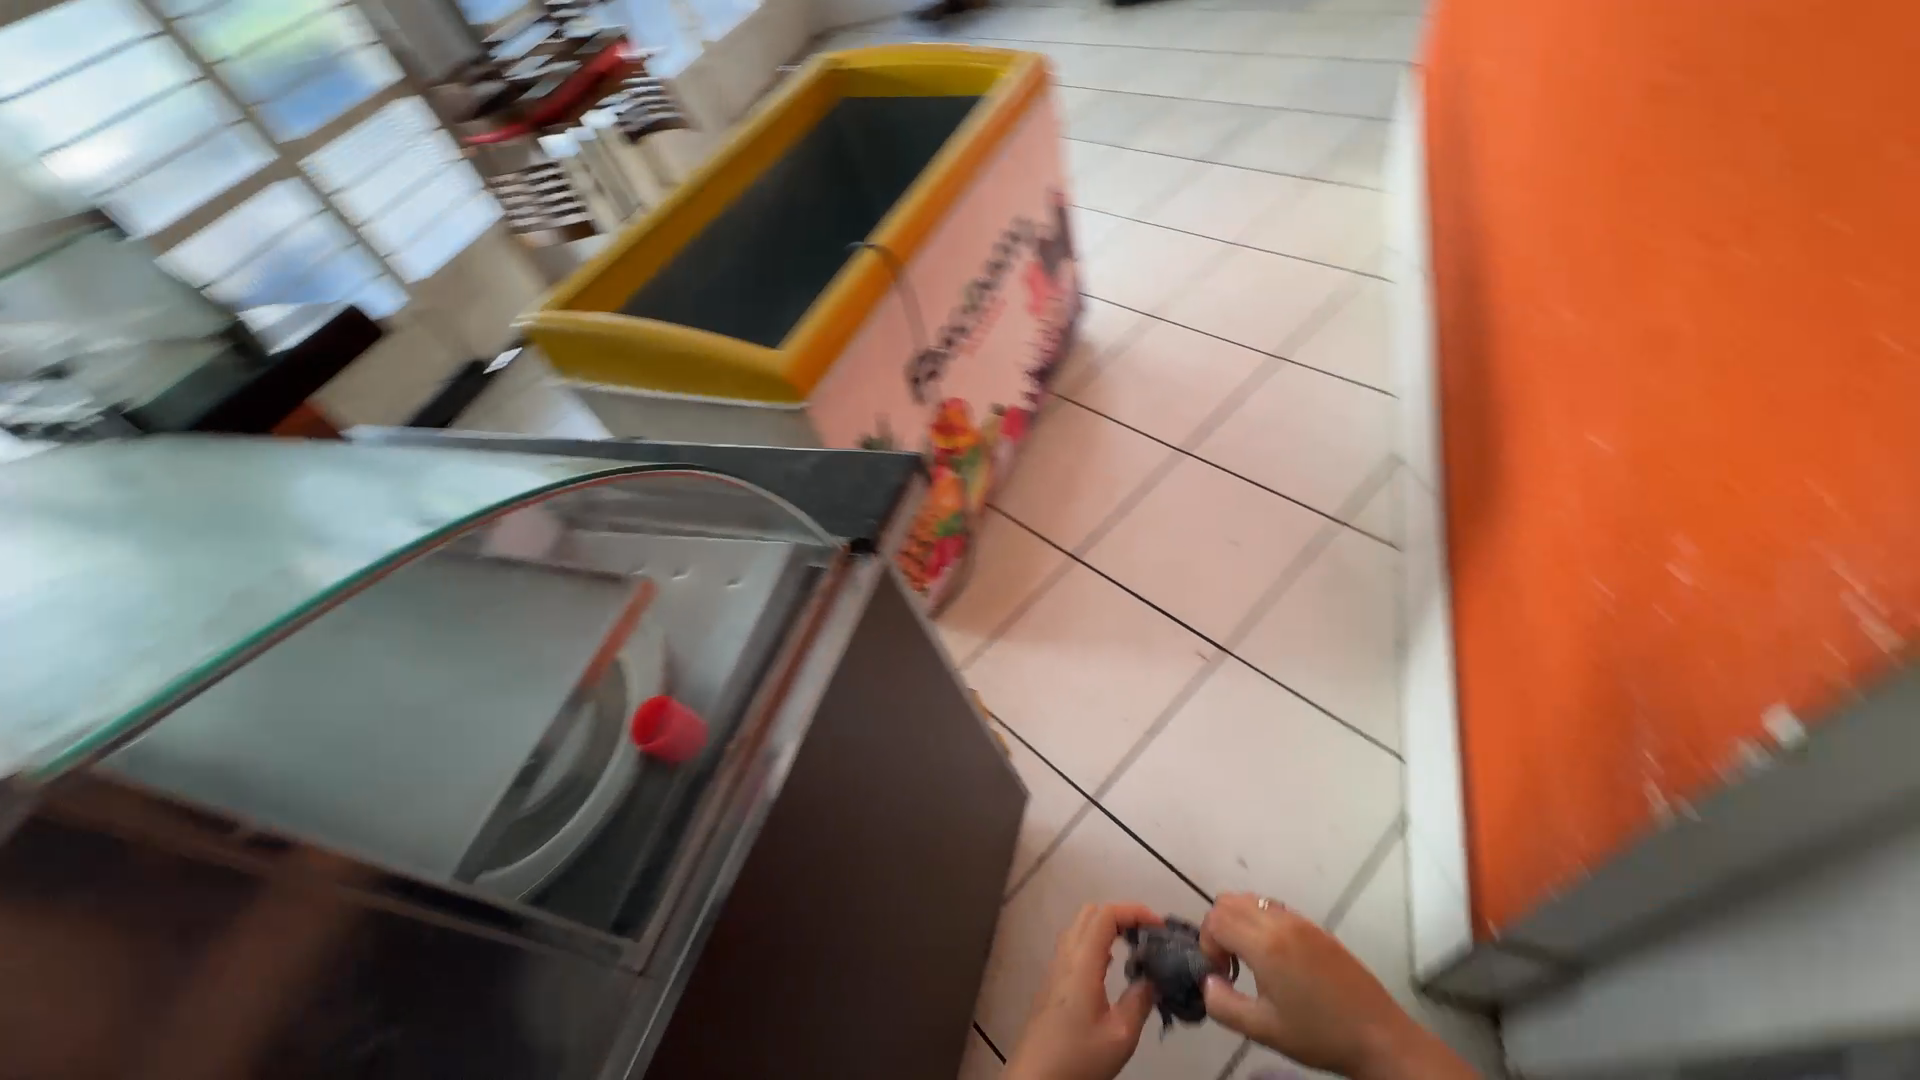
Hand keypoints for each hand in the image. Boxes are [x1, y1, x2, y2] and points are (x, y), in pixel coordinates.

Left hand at [1003, 903, 1160, 1079]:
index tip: (1160, 926)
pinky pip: (1075, 946)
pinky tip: (1112, 966)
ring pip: (1080, 928)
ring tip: (1135, 948)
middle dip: (1122, 914)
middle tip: (1148, 934)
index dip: (1134, 910)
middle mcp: (1065, 956)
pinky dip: (1096, 942)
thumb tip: (1155, 978)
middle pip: (1090, 913)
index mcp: (1082, 962)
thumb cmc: (1078, 1056)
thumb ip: (1140, 1001)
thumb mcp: (1120, 1035)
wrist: (1036, 1079)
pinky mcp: (1052, 982)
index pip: (1106, 914)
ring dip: (1108, 928)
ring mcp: (1055, 967)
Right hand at [1200, 894, 1470, 1079]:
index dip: (1207, 944)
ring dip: (1239, 922)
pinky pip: (1273, 908)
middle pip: (1228, 901)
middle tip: (1231, 963)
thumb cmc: (1319, 1034)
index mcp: (1265, 944)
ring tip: (1251, 960)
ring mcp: (1300, 921)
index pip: (1214, 919)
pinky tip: (1276, 959)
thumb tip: (1207, 981)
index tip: (1222, 974)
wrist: (1379, 1036)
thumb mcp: (1263, 1030)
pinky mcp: (1316, 928)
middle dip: (1218, 928)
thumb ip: (1223, 1005)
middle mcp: (1280, 922)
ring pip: (1251, 899)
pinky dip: (1260, 922)